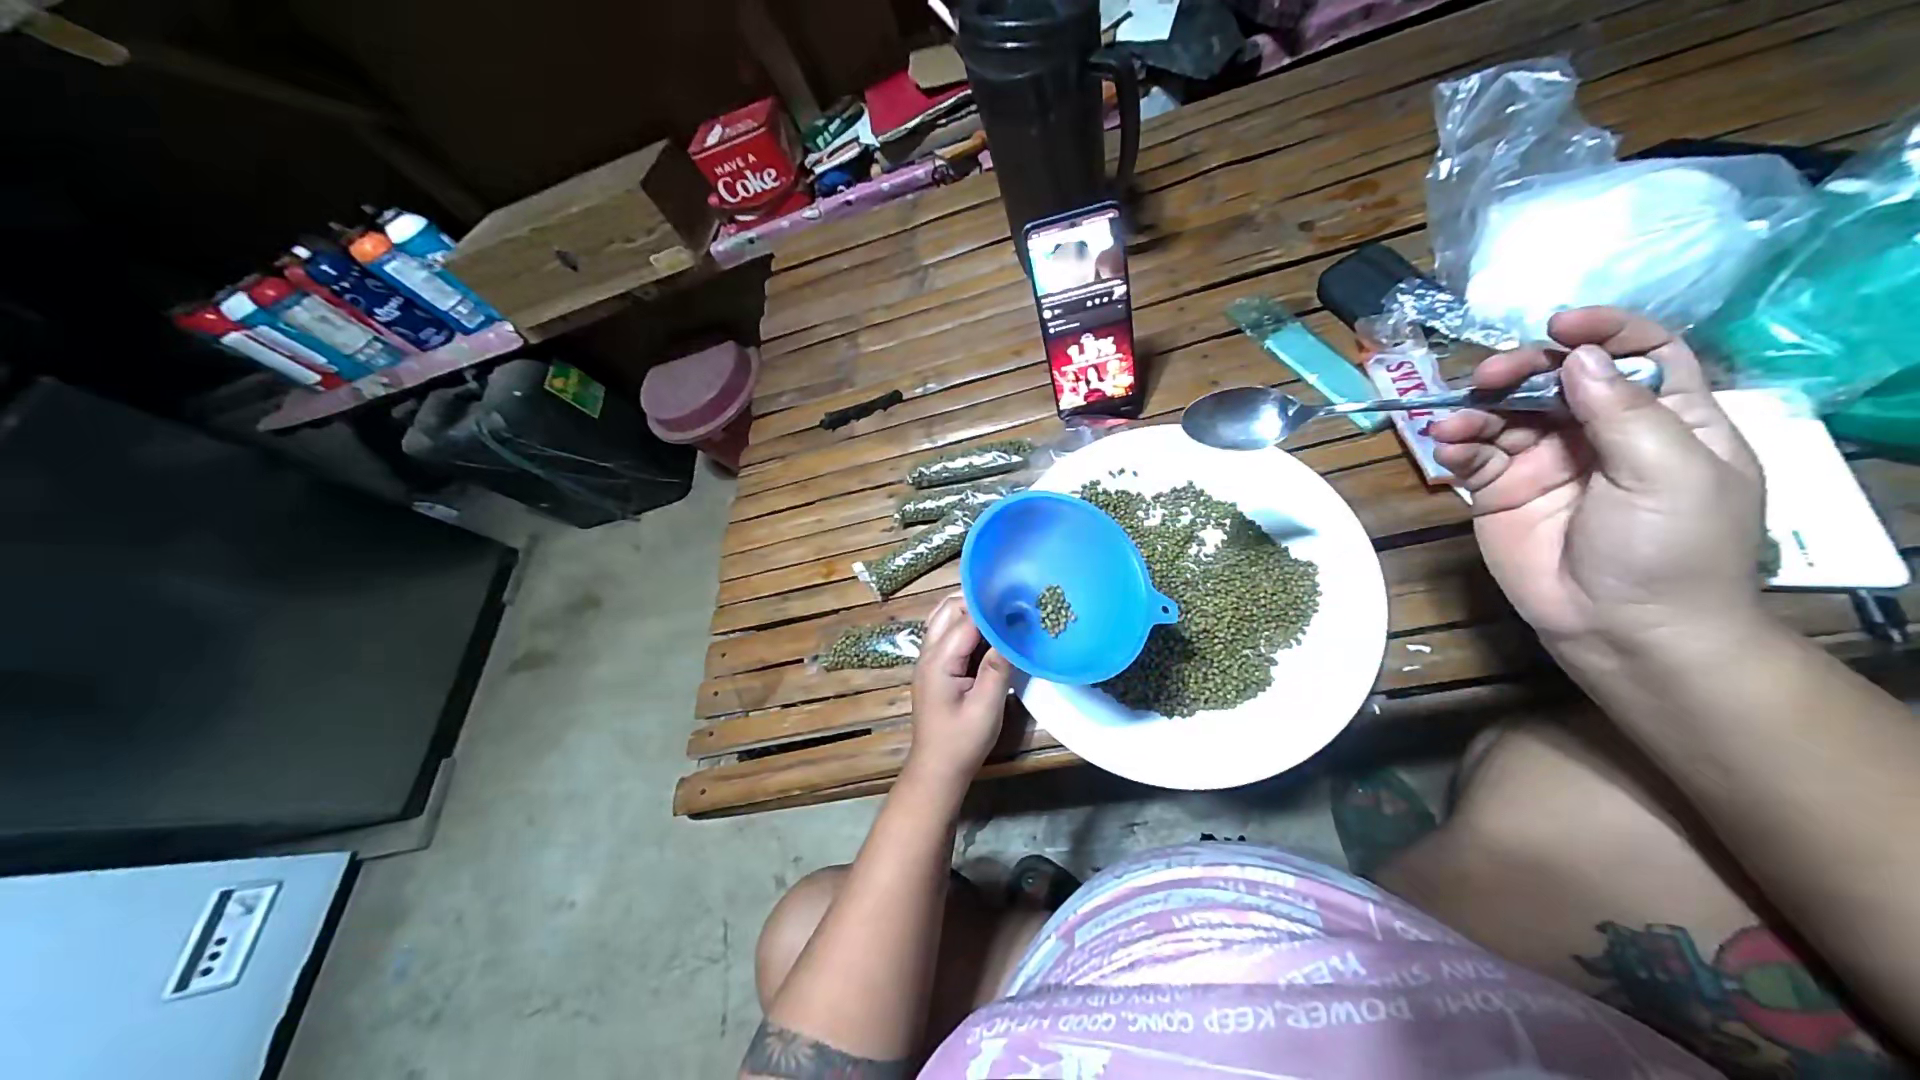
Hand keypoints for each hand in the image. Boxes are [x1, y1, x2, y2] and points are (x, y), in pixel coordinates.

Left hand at [906, 594, 1013, 784]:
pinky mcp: (935, 668)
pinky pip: (947, 634)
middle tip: (1012, 602)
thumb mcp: (986, 707)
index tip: (1019, 598)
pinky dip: (967, 625)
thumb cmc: (962, 741)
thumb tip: (1012, 631)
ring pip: (945, 619)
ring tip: (1003, 612)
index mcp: (939, 660)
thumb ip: (998, 667)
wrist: (937, 769)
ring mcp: (928, 660)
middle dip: (979, 601)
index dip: (991, 606)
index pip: (965, 619)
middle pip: (949, 609)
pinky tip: (990, 633)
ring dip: (971, 611)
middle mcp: (929, 653)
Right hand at [1428, 308, 1764, 647]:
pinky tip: (1447, 448)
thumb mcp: (1671, 473)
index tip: (1559, 326)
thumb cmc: (1671, 550)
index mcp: (1665, 420)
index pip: (1638, 354)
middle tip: (1490, 378)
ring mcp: (1545, 464)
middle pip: (1556, 379)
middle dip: (1521, 371)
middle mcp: (1600, 434)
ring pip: (1505, 416)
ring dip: (1476, 410)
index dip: (1603, 332)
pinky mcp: (1500, 493)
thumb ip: (1625, 411)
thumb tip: (1578, 356)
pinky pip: (1473, 457)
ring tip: (1452, 425)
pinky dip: (1455, 446)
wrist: (1622, 629)